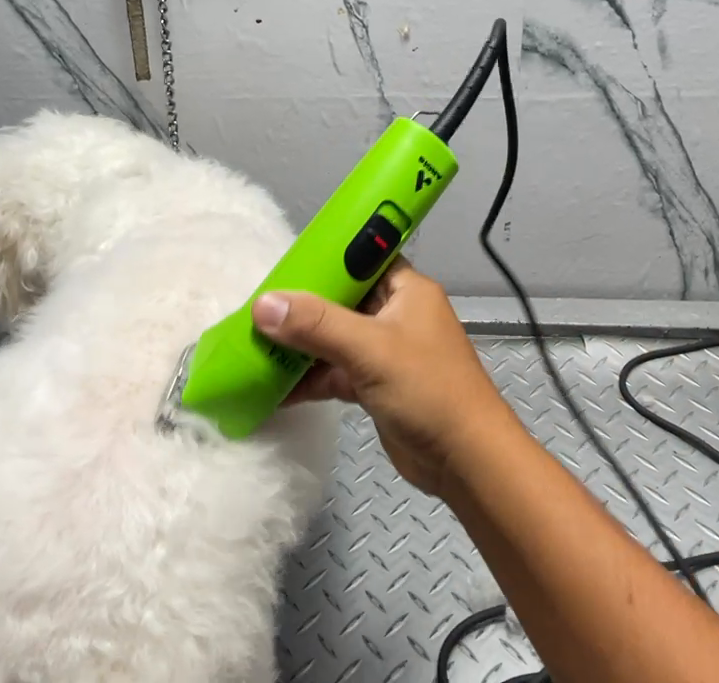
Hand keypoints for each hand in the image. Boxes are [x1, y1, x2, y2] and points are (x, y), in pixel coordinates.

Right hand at [253, 261, 517, 496]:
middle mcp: (395, 314)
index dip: (324, 258)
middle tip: (254, 308)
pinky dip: (308, 378)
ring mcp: (385, 352)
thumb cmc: (428, 389)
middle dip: (300, 306)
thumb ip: (317, 325)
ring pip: (333, 339)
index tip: (281, 264)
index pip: (361, 257)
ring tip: (252, 346)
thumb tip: (262, 304)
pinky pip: (334, 372)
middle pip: (340, 300)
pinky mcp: (375, 385)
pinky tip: (272, 386)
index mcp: (406, 289)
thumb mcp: (370, 349)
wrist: (466, 460)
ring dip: (299, 346)